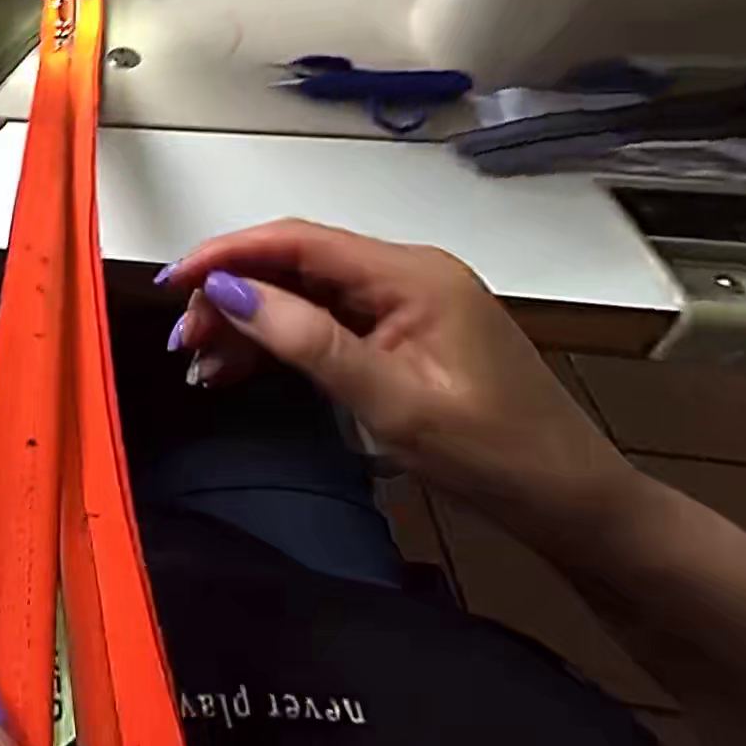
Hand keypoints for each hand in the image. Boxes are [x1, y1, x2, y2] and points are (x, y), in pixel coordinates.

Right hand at [160, 219, 636, 530]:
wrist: (570, 503)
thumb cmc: (494, 456)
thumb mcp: (394, 402)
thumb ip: (308, 341)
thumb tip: (230, 292)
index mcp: (409, 273)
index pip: (299, 242)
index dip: (229, 253)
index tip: (175, 279)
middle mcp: (398, 271)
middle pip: (291, 265)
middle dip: (229, 294)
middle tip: (185, 338)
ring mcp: (393, 300)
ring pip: (296, 294)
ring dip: (245, 322)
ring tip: (200, 360)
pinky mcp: (388, 328)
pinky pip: (315, 321)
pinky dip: (273, 341)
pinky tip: (235, 366)